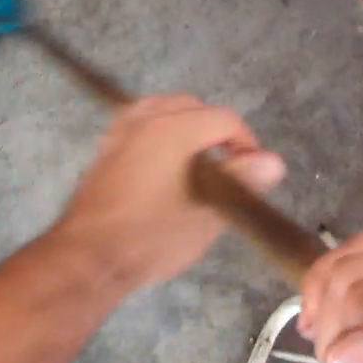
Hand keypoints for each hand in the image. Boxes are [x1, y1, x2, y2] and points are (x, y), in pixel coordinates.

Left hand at [47, 95, 283, 287]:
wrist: (89, 255)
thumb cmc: (149, 238)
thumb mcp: (205, 214)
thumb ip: (241, 181)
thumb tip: (273, 161)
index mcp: (172, 129)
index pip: (224, 118)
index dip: (247, 142)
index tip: (253, 171)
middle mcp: (144, 120)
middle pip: (193, 106)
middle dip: (217, 131)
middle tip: (229, 167)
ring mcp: (120, 131)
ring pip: (163, 110)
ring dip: (187, 127)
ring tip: (201, 164)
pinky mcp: (105, 147)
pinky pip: (140, 123)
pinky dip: (160, 132)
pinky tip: (167, 166)